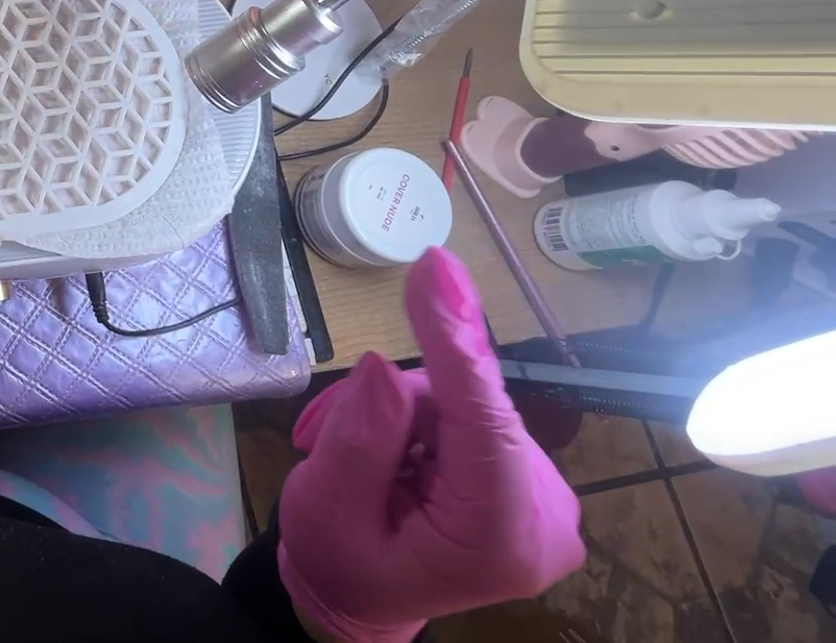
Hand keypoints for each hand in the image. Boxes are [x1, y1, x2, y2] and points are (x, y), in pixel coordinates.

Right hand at [275, 247, 584, 642]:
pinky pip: (461, 412)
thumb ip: (359, 437)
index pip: (481, 422)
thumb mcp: (325, 503)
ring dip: (393, 412)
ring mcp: (541, 496)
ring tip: (344, 453)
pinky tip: (383, 453)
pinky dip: (410, 418)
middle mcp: (543, 515)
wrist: (355, 597)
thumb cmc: (336, 560)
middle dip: (390, 406)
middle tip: (325, 439)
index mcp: (497, 537)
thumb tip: (385, 362)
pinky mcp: (523, 476)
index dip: (456, 343)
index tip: (434, 270)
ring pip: (458, 403)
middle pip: (463, 406)